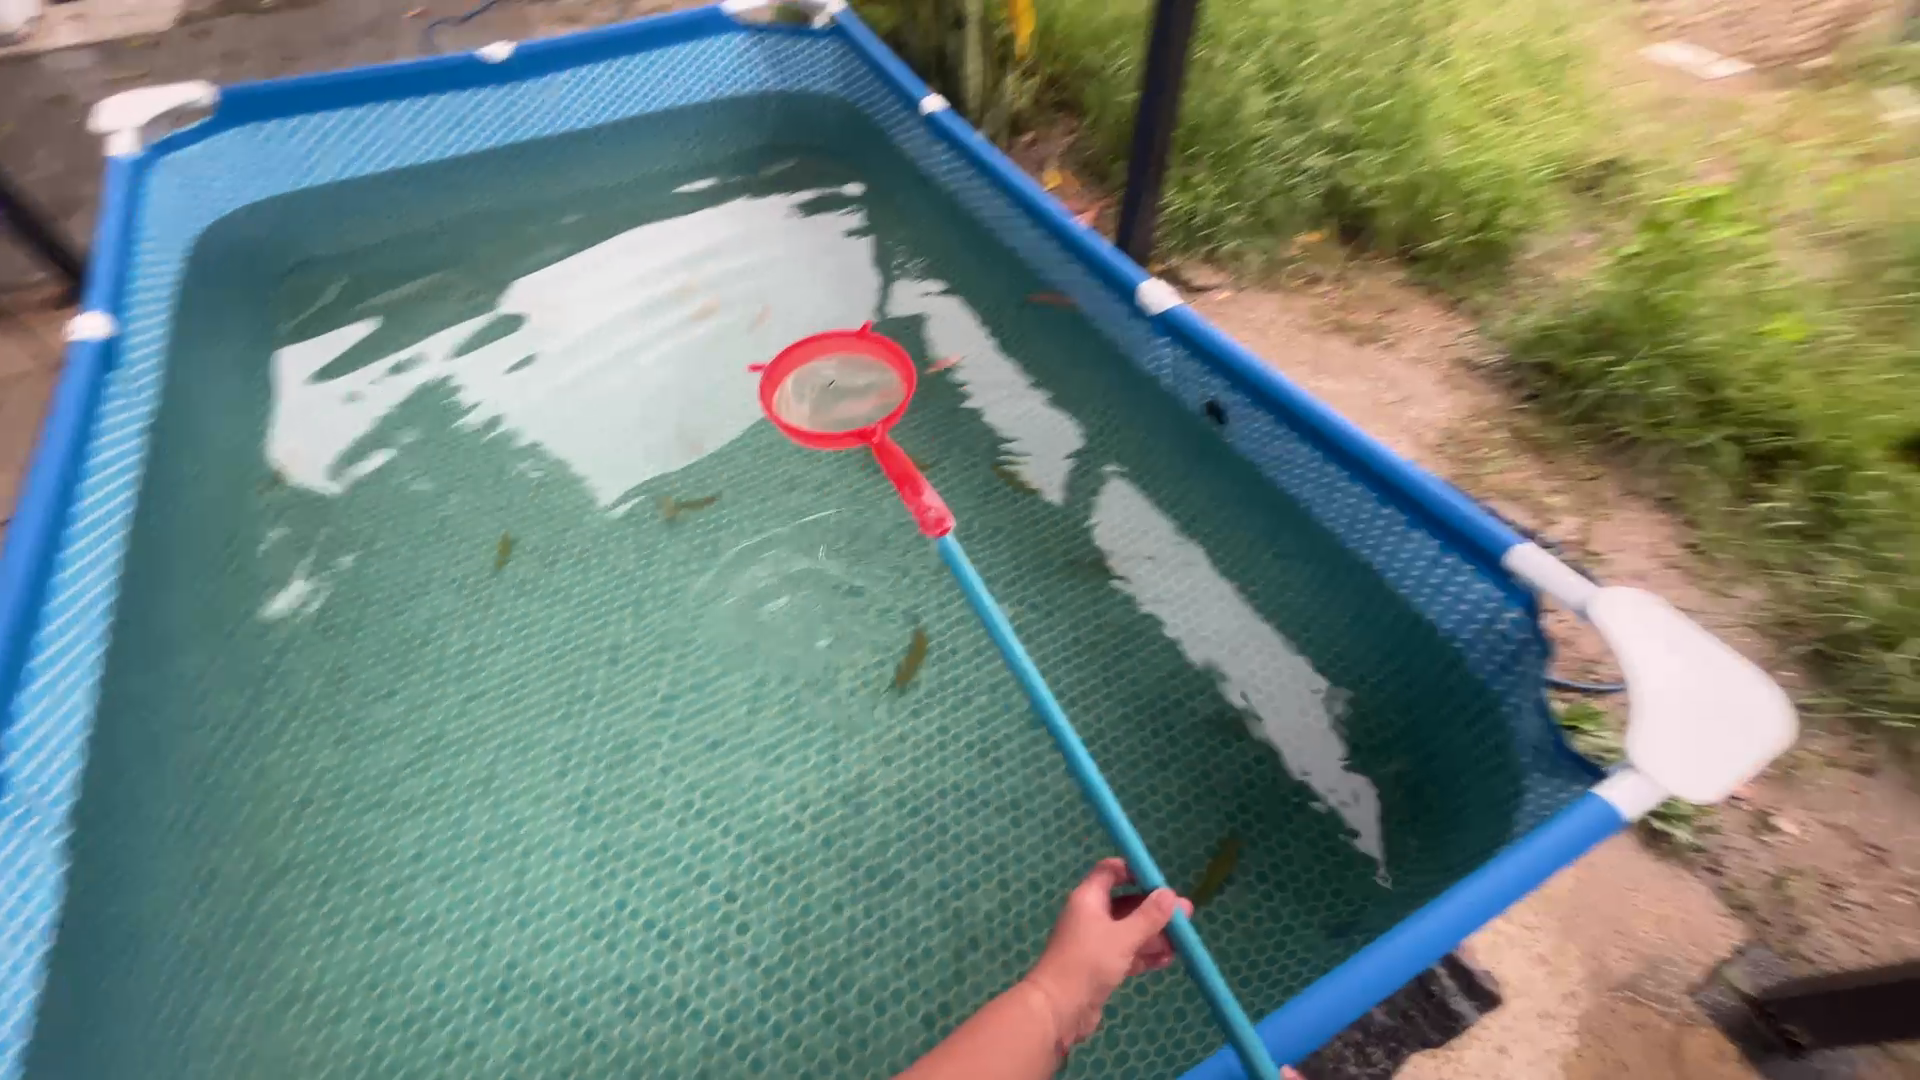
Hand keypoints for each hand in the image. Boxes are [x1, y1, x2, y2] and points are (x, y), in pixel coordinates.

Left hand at [1020, 858, 1193, 1050]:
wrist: (1060, 1008)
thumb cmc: (1088, 961)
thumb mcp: (1122, 936)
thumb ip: (1148, 916)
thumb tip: (1170, 893)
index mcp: (1089, 897)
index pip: (1110, 871)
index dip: (1133, 871)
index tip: (1159, 880)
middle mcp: (1091, 914)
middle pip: (1126, 902)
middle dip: (1154, 908)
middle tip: (1186, 914)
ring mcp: (1096, 941)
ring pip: (1129, 930)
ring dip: (1154, 933)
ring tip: (1184, 941)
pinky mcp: (1101, 965)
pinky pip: (1127, 952)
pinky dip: (1145, 953)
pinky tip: (1168, 959)